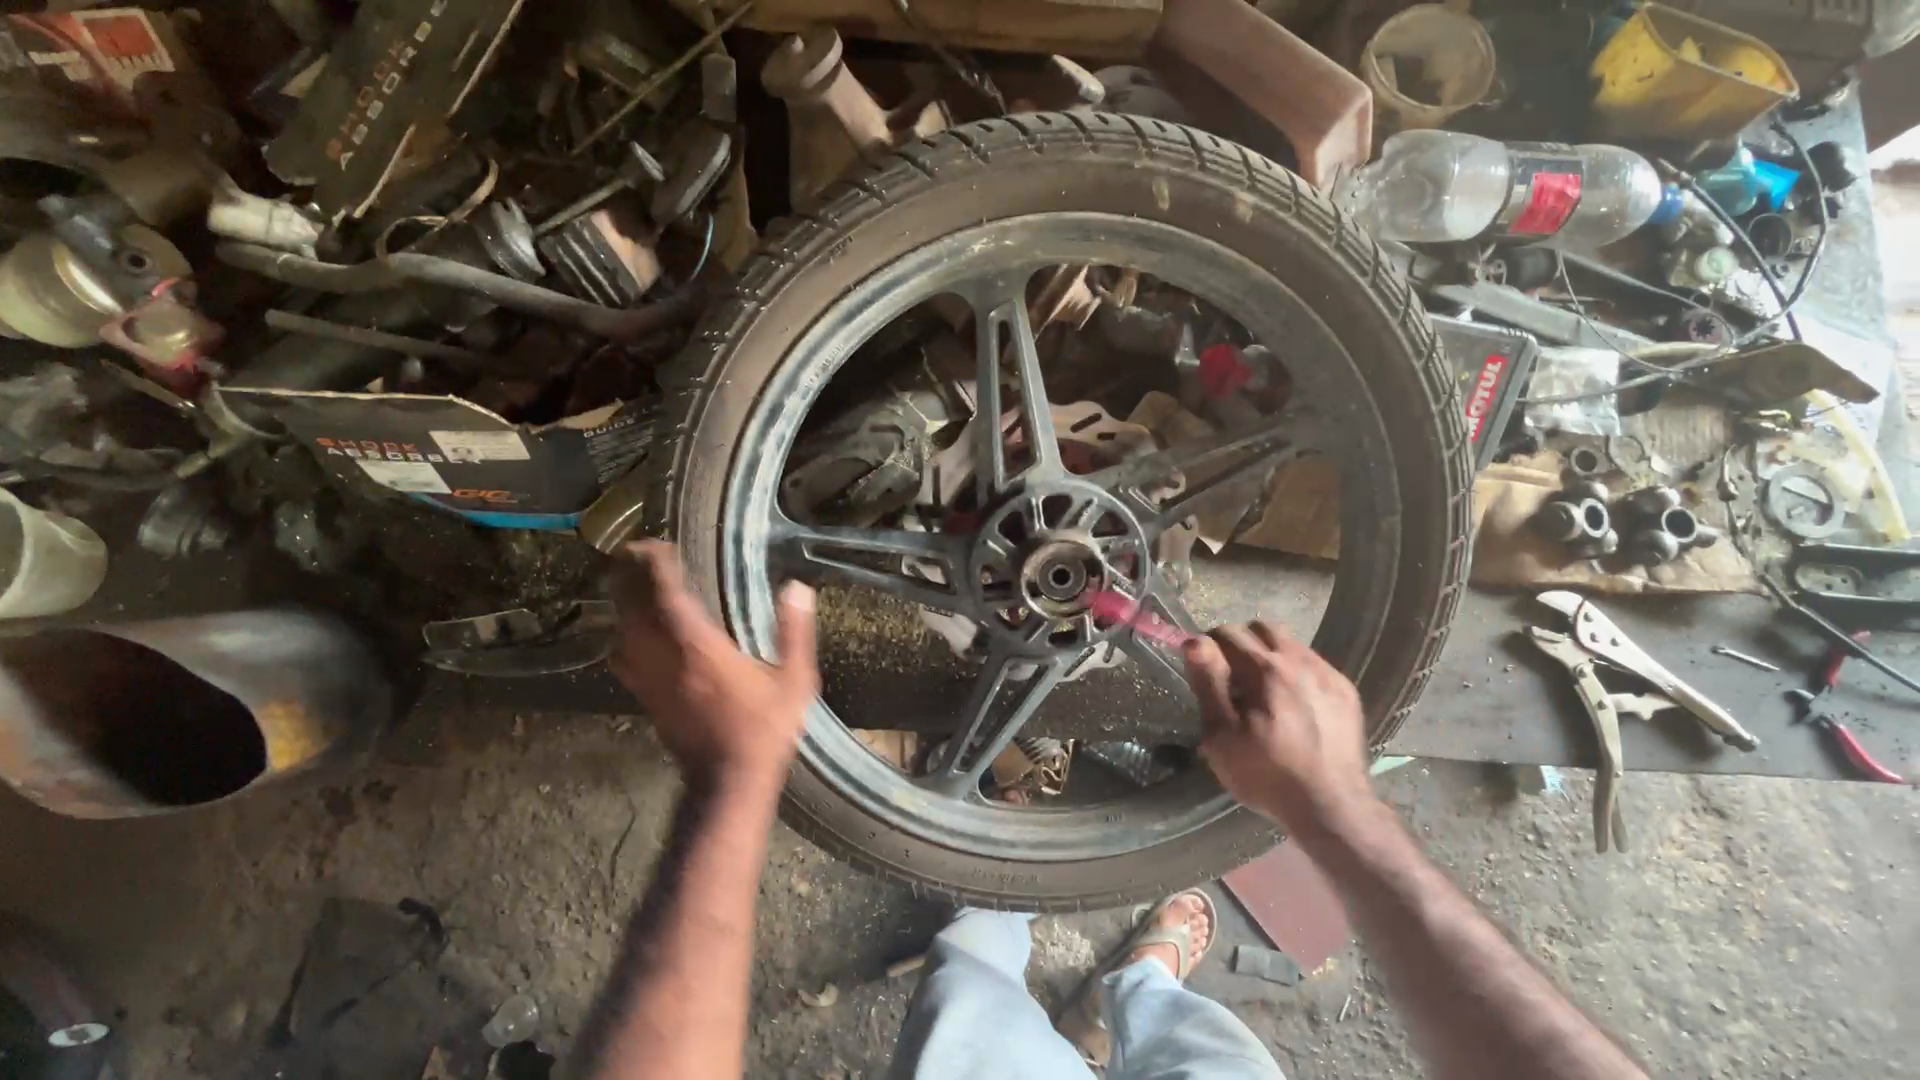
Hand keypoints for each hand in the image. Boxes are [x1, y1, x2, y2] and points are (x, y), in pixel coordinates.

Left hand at [608, 541, 817, 790]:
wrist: (729, 782)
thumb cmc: (765, 729)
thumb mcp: (795, 681)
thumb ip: (795, 633)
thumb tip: (797, 589)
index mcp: (702, 650)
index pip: (669, 598)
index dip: (658, 567)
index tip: (657, 544)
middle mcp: (668, 661)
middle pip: (632, 610)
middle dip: (627, 577)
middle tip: (632, 553)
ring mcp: (651, 682)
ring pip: (622, 634)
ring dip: (620, 605)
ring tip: (626, 584)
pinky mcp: (646, 700)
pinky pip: (623, 661)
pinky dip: (621, 638)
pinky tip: (630, 635)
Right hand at [1181, 622, 1374, 832]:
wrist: (1332, 807)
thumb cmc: (1267, 774)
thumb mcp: (1222, 735)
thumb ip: (1208, 682)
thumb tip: (1194, 641)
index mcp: (1265, 669)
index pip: (1228, 632)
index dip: (1208, 646)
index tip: (1204, 670)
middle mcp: (1300, 661)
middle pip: (1262, 628)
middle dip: (1241, 642)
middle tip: (1231, 676)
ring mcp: (1328, 675)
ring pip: (1291, 643)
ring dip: (1269, 655)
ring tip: (1262, 691)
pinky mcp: (1346, 692)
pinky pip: (1314, 664)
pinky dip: (1296, 672)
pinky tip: (1292, 704)